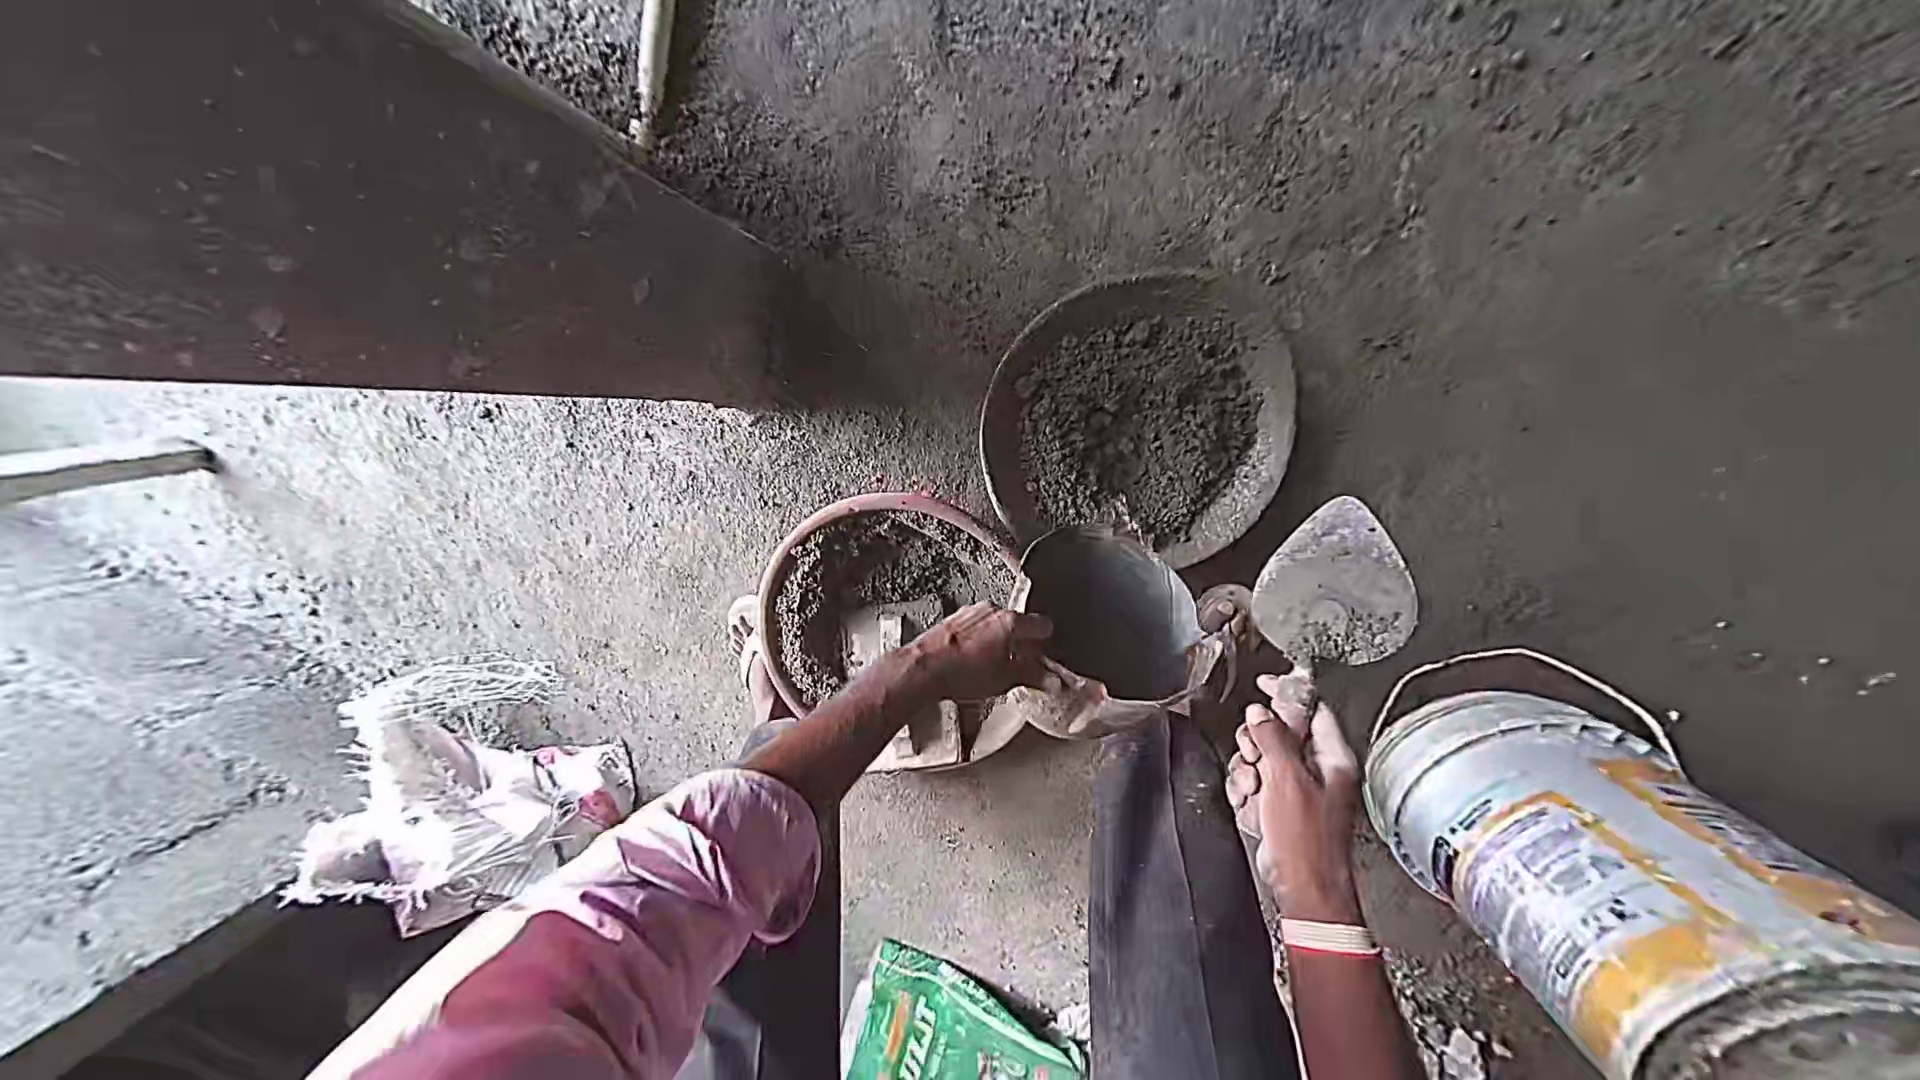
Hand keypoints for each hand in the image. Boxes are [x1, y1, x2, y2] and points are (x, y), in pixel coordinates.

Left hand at [907, 603, 1053, 701]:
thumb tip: (1051, 680)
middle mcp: (991, 611)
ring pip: (997, 624)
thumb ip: (1034, 677)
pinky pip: (978, 627)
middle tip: (1020, 667)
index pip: (1043, 625)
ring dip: (1001, 642)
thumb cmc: (960, 671)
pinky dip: (981, 640)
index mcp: (1010, 622)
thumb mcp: (1005, 680)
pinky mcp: (956, 619)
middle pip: (1019, 624)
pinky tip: (973, 661)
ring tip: (993, 667)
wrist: (923, 668)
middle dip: (1022, 645)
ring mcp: (972, 613)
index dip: (1045, 644)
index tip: (1042, 658)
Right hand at [1225, 670, 1363, 921]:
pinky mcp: (1277, 802)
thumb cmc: (1308, 841)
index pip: (1311, 709)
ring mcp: (1296, 786)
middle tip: (1256, 758)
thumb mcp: (1287, 779)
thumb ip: (1272, 738)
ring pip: (1259, 754)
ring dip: (1247, 769)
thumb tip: (1260, 713)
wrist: (1301, 887)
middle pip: (1276, 731)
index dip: (1287, 692)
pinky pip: (1251, 779)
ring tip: (1254, 790)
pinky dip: (1244, 789)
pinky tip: (1250, 804)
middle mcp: (1316, 769)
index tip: (1264, 683)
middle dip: (1256, 742)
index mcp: (1332, 758)